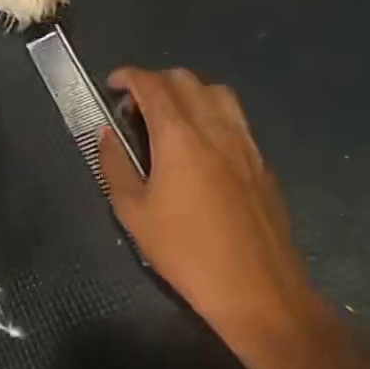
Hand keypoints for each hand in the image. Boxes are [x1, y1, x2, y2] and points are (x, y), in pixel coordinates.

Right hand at [99, 67, 325, 341]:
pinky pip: (235, 118)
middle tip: (136, 107)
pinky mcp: (262, 162)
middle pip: (185, 79)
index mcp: (179, 136)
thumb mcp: (134, 214)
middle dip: (155, 81)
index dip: (128, 76)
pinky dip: (212, 113)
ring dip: (188, 92)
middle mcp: (214, 127)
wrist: (260, 292)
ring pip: (216, 92)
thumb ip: (115, 166)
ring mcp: (245, 142)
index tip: (113, 85)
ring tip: (171, 117)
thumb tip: (107, 135)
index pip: (151, 84)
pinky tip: (202, 145)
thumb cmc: (187, 253)